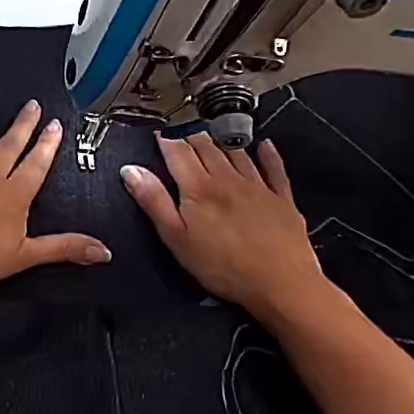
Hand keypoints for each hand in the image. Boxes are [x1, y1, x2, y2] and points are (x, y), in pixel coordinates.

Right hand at [121, 133, 326, 315]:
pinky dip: (268, 154)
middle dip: (190, 136)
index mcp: (199, 189)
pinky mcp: (281, 200)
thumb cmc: (224, 268)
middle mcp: (228, 180)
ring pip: (236, 153)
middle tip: (181, 130)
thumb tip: (132, 171)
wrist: (281, 283)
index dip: (166, 139)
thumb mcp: (176, 238)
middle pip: (206, 147)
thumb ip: (154, 201)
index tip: (159, 132)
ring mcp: (257, 187)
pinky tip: (265, 145)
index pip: (178, 152)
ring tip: (211, 133)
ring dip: (221, 140)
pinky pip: (274, 169)